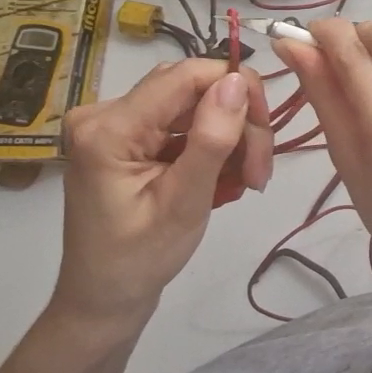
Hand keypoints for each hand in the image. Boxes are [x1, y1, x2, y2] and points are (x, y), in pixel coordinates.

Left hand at [55, 60, 274, 323]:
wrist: (104, 297)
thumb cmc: (140, 258)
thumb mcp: (184, 202)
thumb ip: (211, 139)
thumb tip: (238, 81)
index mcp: (109, 127)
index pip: (189, 75)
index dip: (238, 90)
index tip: (266, 134)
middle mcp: (105, 113)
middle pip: (195, 89)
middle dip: (238, 124)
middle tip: (259, 174)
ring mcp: (114, 123)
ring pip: (196, 104)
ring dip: (231, 138)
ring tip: (246, 181)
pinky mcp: (126, 136)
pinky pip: (184, 121)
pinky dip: (213, 145)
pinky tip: (225, 178)